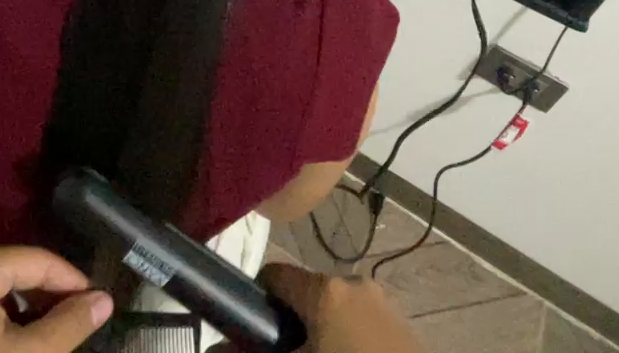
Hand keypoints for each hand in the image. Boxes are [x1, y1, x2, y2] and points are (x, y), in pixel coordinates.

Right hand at [259, 262, 419, 352]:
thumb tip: (215, 350)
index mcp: (324, 289)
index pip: (273, 274)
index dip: (257, 301)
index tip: (253, 330)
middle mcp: (352, 283)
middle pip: (304, 293)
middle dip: (291, 324)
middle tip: (288, 352)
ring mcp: (383, 303)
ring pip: (334, 310)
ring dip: (321, 333)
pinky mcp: (403, 326)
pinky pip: (360, 323)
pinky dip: (348, 340)